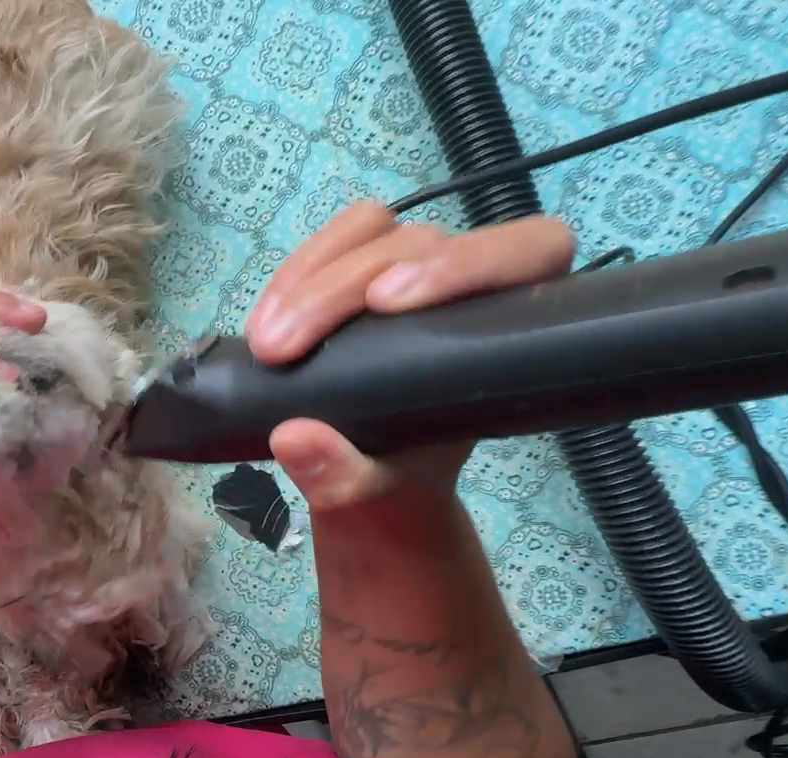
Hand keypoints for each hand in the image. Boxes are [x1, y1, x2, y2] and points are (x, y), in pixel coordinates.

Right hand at [246, 201, 575, 514]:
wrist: (364, 484)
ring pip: (369, 231)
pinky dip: (288, 280)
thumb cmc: (390, 485)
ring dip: (307, 279)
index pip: (527, 250)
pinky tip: (261, 323)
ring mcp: (405, 274)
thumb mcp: (368, 497)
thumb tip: (292, 435)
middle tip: (277, 351)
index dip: (463, 262)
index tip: (385, 303)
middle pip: (415, 242)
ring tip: (263, 338)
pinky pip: (326, 249)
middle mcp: (461, 288)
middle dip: (334, 292)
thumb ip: (340, 475)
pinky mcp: (352, 277)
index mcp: (504, 330)